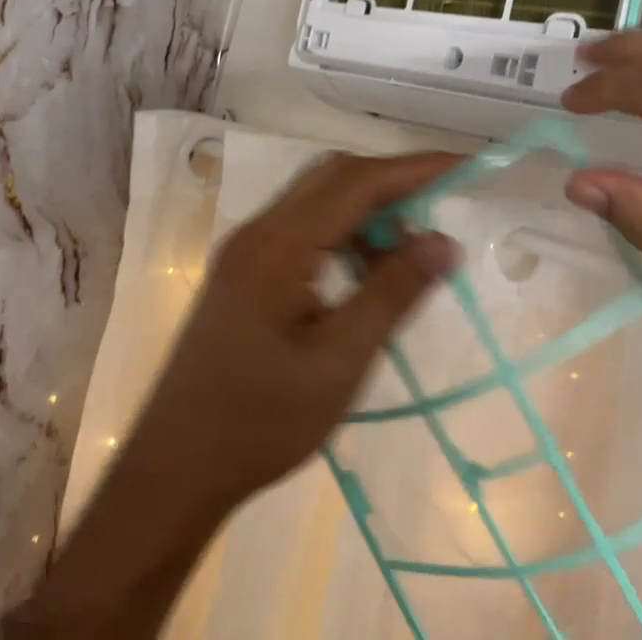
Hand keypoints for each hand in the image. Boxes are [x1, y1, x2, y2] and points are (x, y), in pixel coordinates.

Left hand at [141, 150, 460, 509]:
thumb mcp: (340, 361)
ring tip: (410, 252)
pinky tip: (366, 274)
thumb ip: (393, 293)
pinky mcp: (243, 276)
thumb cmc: (260, 422)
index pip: (358, 181)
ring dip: (369, 210)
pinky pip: (303, 229)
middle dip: (395, 181)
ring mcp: (245, 253)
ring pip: (318, 201)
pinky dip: (344, 235)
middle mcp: (257, 234)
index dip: (417, 168)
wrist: (174, 472)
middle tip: (444, 207)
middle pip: (335, 177)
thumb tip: (444, 242)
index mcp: (277, 246)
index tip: (467, 168)